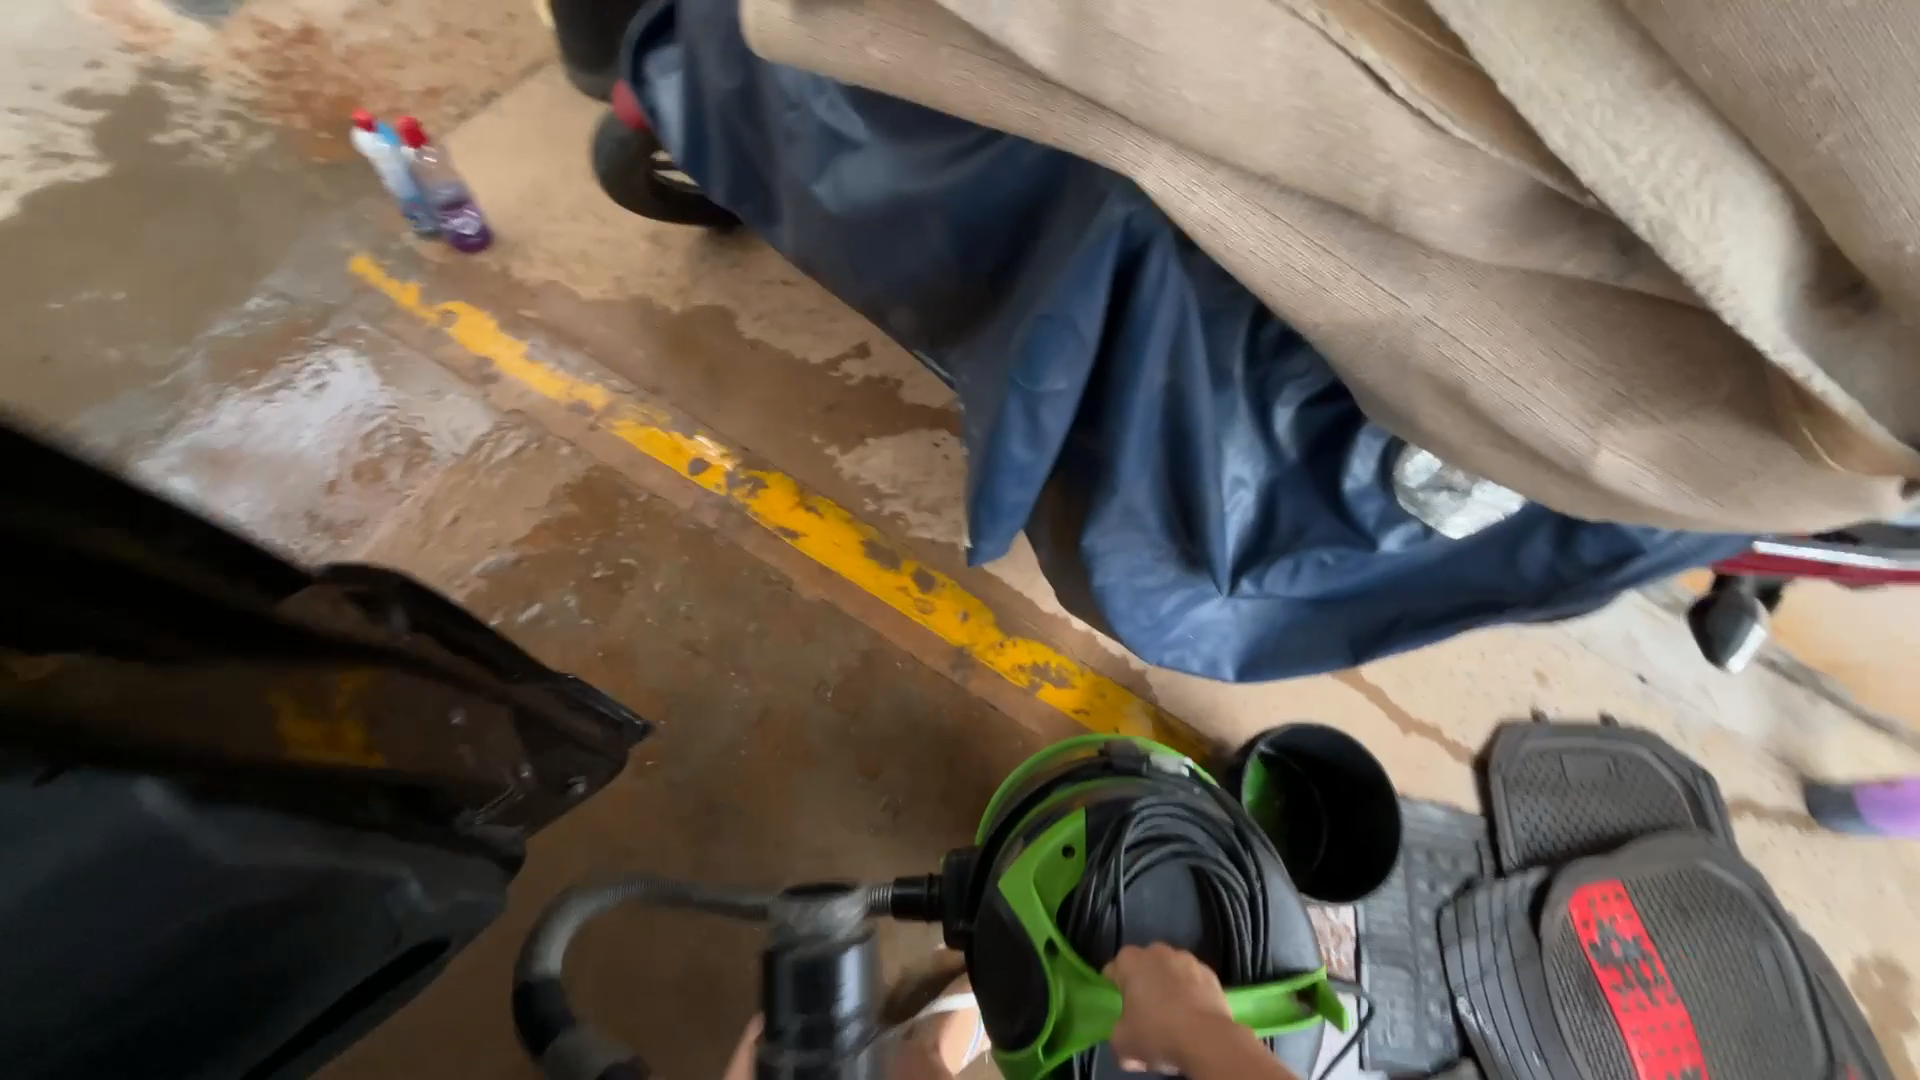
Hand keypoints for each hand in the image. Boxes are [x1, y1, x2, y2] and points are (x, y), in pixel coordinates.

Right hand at [1103, 944, 1235, 1072]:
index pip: (1113, 971)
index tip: (1120, 1011)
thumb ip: (1117, 1037)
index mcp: (1129, 960)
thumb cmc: (1158, 1034)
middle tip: (1145, 1015)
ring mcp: (1185, 958)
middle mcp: (1156, 951)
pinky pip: (1193, 981)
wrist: (1208, 1040)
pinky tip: (1194, 1017)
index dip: (1114, 991)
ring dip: (1168, 986)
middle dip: (1143, 985)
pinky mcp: (1209, 972)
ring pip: (1170, 971)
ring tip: (1174, 1017)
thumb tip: (1123, 1040)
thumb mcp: (1124, 1044)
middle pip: (1143, 967)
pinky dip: (1191, 993)